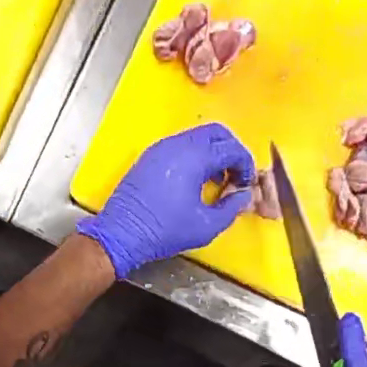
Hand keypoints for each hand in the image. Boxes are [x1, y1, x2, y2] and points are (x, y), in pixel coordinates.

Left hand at [77, 123, 254, 278]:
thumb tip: (242, 196)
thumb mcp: (205, 226)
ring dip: (213, 153)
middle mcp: (177, 144)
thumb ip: (231, 209)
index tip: (246, 185)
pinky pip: (181, 145)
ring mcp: (161, 148)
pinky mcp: (150, 157)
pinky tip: (194, 181)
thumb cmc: (164, 231)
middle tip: (235, 176)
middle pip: (216, 133)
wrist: (121, 234)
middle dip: (231, 151)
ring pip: (197, 136)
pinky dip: (195, 156)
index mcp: (194, 157)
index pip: (231, 148)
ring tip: (216, 181)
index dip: (245, 165)